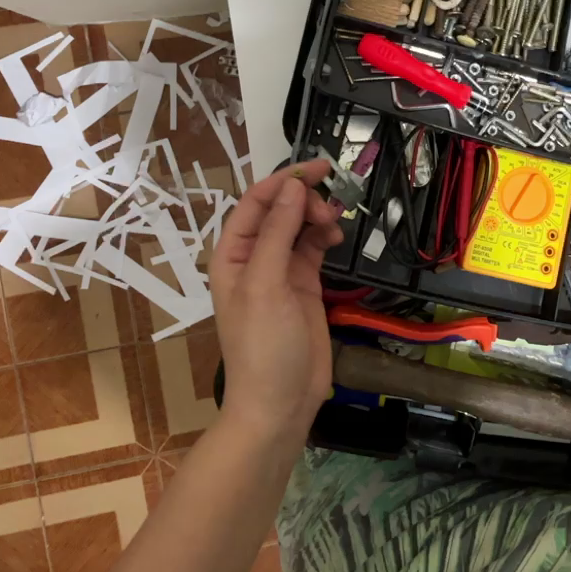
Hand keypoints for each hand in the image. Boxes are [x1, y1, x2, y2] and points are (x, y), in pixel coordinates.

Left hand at [208, 160, 344, 431]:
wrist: (280, 403)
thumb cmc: (264, 345)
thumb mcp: (266, 285)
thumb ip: (278, 233)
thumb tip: (292, 187)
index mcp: (233, 254)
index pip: (255, 202)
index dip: (284, 181)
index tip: (318, 168)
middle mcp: (255, 257)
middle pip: (279, 210)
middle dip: (304, 200)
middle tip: (330, 208)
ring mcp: (280, 271)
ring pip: (299, 226)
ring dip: (317, 217)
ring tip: (335, 225)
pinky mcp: (304, 285)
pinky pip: (313, 247)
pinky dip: (325, 236)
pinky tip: (337, 237)